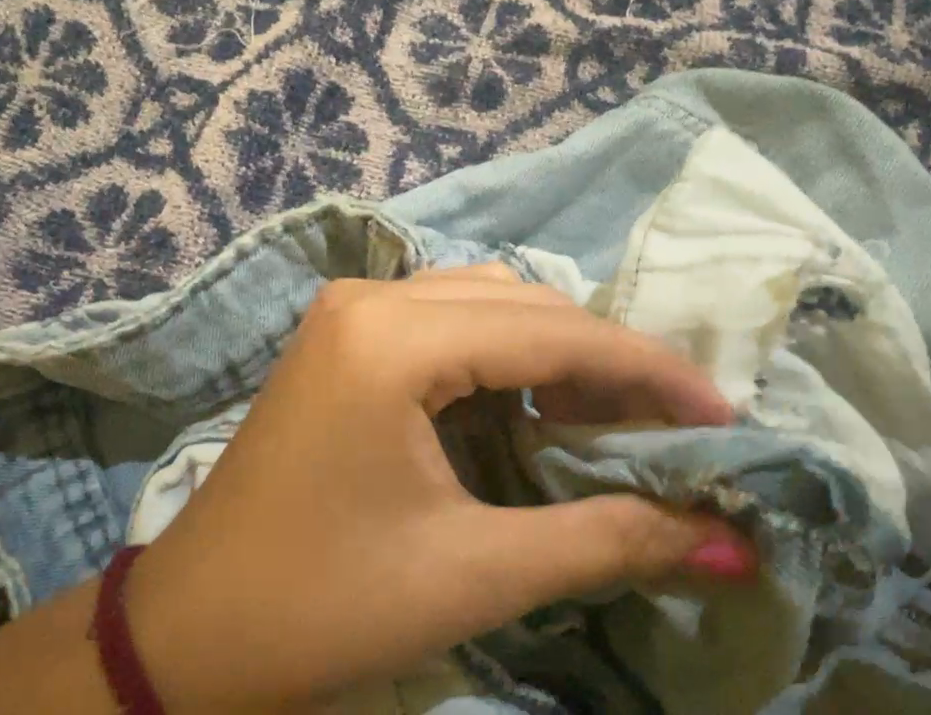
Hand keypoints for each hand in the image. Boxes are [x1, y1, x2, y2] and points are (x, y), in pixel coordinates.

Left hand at [125, 263, 754, 710]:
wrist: (195, 631)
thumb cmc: (325, 604)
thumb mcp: (474, 573)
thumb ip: (610, 542)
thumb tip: (735, 543)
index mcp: (391, 338)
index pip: (551, 332)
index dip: (648, 371)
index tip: (725, 417)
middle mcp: (370, 298)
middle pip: (522, 305)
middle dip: (606, 360)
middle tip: (677, 427)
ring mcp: (349, 313)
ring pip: (486, 304)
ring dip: (556, 353)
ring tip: (613, 420)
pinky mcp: (342, 340)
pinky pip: (447, 323)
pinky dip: (505, 357)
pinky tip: (537, 407)